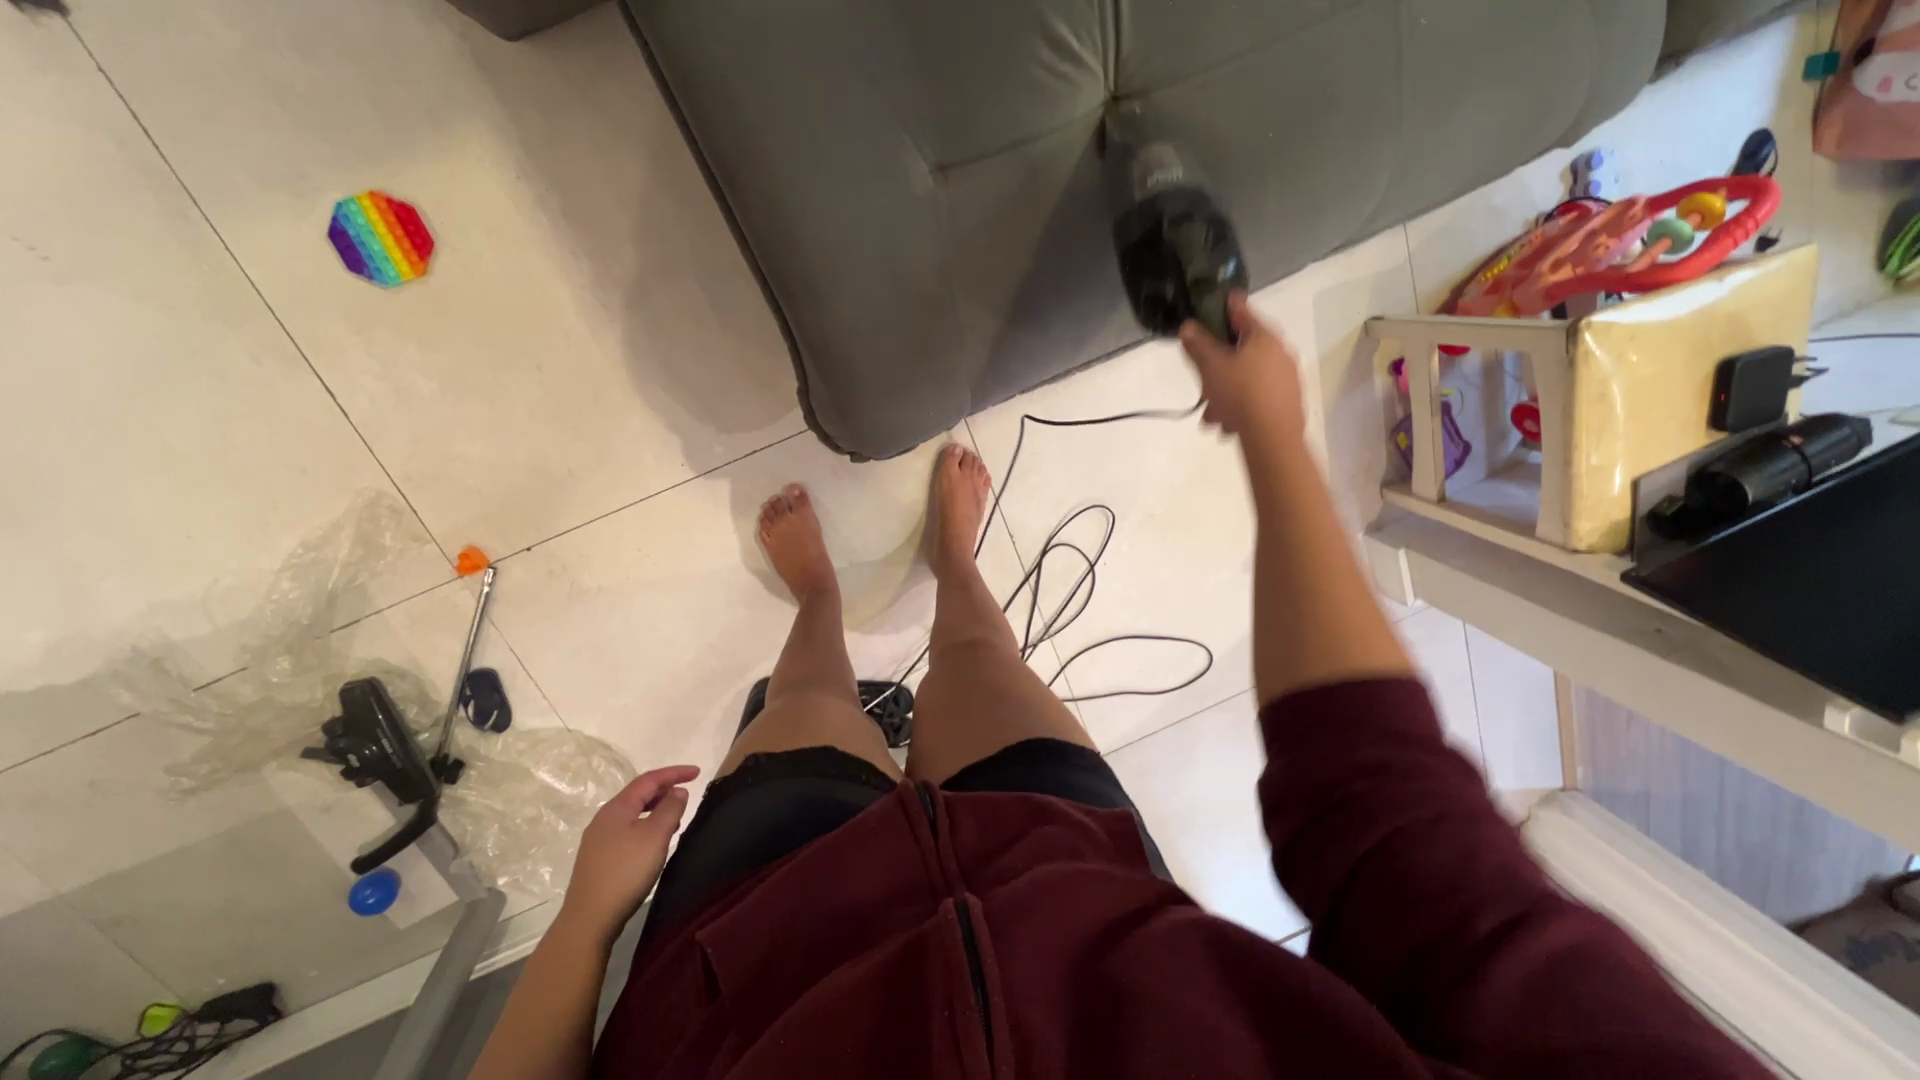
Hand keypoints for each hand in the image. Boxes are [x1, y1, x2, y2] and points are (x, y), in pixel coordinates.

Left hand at [557, 765, 698, 941]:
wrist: (589, 918)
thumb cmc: (626, 872)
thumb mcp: (655, 837)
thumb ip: (670, 809)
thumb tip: (678, 790)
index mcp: (617, 808)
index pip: (648, 780)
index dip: (674, 773)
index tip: (698, 772)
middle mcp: (604, 819)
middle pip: (637, 795)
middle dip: (664, 790)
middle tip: (687, 794)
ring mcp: (598, 840)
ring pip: (632, 814)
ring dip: (655, 810)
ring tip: (675, 817)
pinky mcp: (599, 859)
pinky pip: (627, 831)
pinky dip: (646, 827)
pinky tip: (654, 842)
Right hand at [1178, 291, 1304, 441]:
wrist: (1273, 437)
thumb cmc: (1239, 393)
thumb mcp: (1210, 367)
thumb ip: (1197, 345)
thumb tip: (1187, 327)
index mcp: (1264, 336)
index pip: (1241, 311)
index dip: (1224, 306)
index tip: (1213, 305)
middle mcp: (1281, 353)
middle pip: (1242, 351)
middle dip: (1218, 368)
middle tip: (1202, 383)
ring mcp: (1288, 379)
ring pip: (1248, 379)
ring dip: (1226, 395)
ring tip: (1211, 416)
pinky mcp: (1290, 403)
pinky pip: (1258, 398)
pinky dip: (1241, 407)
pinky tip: (1229, 426)